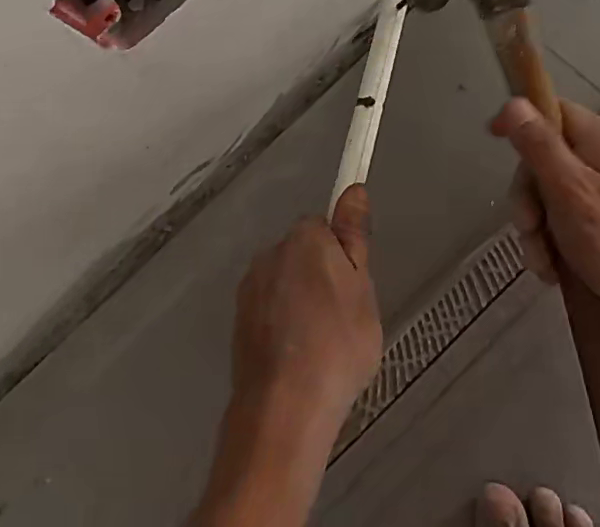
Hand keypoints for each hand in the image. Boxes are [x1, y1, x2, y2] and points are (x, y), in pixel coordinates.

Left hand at [227, 184, 381, 435]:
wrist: (284, 408)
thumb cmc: (337, 343)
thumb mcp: (361, 286)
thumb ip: (354, 235)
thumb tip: (354, 191)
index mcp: (303, 238)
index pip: (325, 227)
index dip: (343, 255)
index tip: (352, 287)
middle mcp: (270, 254)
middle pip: (304, 254)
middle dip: (322, 277)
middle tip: (345, 317)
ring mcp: (249, 289)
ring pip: (286, 284)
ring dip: (301, 302)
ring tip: (322, 343)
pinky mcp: (238, 322)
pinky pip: (270, 311)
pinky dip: (283, 325)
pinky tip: (298, 356)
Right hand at [492, 97, 599, 342]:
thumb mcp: (571, 192)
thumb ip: (540, 146)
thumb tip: (515, 102)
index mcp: (599, 139)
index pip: (550, 110)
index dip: (520, 122)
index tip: (494, 141)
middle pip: (543, 158)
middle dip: (528, 198)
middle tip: (528, 227)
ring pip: (548, 196)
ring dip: (537, 230)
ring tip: (543, 262)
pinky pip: (563, 222)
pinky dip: (552, 245)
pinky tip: (553, 271)